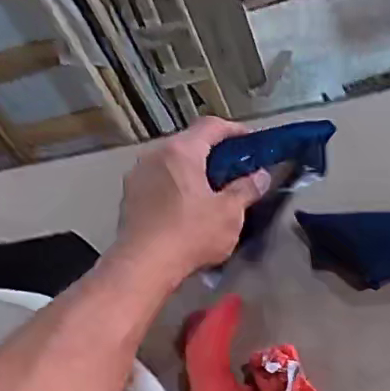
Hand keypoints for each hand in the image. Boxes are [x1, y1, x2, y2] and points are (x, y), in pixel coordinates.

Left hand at [110, 117, 265, 289]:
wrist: (144, 264)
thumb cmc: (191, 233)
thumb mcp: (230, 212)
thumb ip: (246, 189)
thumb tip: (260, 176)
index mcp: (181, 152)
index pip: (211, 126)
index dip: (235, 130)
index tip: (253, 142)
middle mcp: (154, 155)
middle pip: (190, 143)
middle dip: (216, 153)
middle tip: (238, 170)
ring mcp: (138, 175)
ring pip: (173, 162)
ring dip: (196, 170)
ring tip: (215, 190)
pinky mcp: (130, 196)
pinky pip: (160, 180)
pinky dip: (179, 185)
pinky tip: (191, 207)